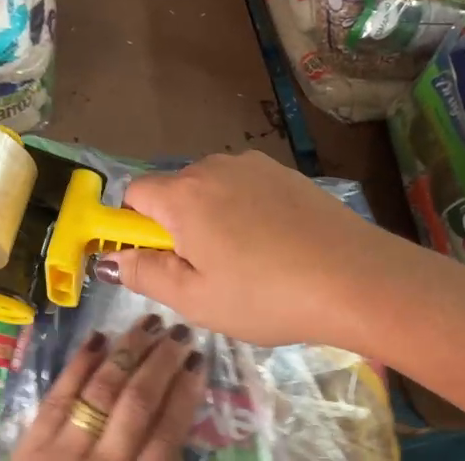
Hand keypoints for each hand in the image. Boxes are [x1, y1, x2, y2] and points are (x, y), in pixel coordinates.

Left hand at [11, 314, 205, 460]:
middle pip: (137, 404)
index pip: (166, 436)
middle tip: (181, 331)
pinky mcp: (30, 446)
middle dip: (162, 363)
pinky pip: (59, 395)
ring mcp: (61, 452)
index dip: (185, 395)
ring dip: (128, 352)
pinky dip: (79, 364)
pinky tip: (98, 337)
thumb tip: (180, 440)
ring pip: (101, 389)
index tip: (200, 361)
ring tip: (149, 323)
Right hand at [97, 151, 405, 348]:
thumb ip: (146, 274)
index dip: (135, 228)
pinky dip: (246, 210)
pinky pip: (245, 186)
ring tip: (248, 263)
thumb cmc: (266, 295)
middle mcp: (211, 166)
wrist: (353, 275)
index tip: (160, 262)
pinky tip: (275, 245)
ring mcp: (251, 164)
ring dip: (213, 216)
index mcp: (183, 195)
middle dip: (177, 226)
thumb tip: (110, 257)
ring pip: (211, 188)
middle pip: (174, 190)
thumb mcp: (197, 300)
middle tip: (207, 273)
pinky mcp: (283, 170)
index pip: (134, 194)